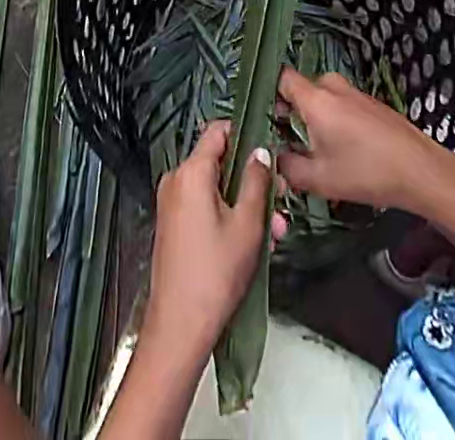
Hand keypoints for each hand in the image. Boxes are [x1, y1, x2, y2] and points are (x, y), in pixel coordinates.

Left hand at [143, 120, 279, 359]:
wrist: (180, 323)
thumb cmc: (216, 271)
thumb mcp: (247, 223)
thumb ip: (256, 181)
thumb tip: (261, 151)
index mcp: (191, 172)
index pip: (218, 131)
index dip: (246, 132)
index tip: (270, 146)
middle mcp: (176, 180)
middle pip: (220, 162)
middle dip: (253, 178)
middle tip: (281, 197)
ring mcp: (173, 202)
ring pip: (217, 187)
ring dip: (247, 202)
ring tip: (276, 229)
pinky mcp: (175, 222)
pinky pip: (206, 205)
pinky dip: (230, 215)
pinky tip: (256, 239)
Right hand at [276, 67, 454, 216]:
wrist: (423, 172)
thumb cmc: (366, 172)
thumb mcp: (318, 178)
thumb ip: (286, 167)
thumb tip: (274, 158)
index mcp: (315, 98)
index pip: (281, 77)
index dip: (267, 92)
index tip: (262, 115)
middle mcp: (334, 87)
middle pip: (302, 89)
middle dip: (291, 110)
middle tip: (286, 139)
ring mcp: (356, 94)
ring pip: (323, 98)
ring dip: (314, 117)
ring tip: (314, 149)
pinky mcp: (373, 105)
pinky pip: (342, 105)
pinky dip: (334, 120)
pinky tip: (342, 149)